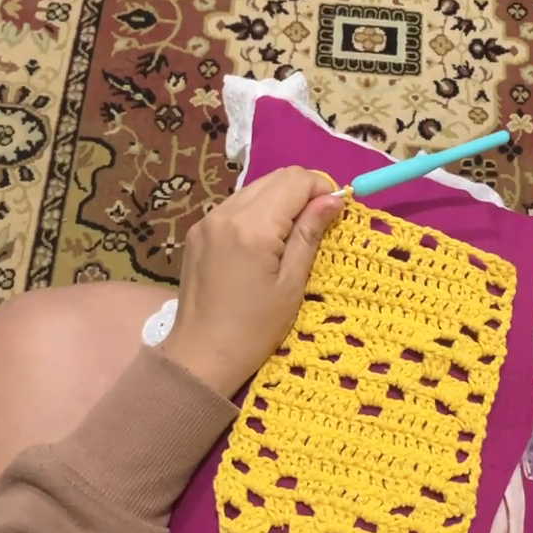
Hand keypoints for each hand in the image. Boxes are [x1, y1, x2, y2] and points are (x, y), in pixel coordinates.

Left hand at [160, 166, 343, 394]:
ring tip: (290, 236)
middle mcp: (226, 213)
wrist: (202, 354)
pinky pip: (235, 206)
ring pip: (255, 188)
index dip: (321, 188)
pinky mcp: (198, 231)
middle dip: (302, 191)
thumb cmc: (255, 329)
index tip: (334, 212)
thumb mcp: (292, 285)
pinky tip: (263, 244)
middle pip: (275, 177)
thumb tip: (333, 199)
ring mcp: (207, 220)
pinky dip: (257, 213)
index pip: (295, 180)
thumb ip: (309, 235)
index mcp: (253, 228)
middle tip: (316, 223)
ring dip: (279, 201)